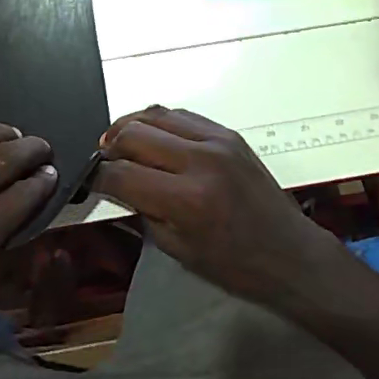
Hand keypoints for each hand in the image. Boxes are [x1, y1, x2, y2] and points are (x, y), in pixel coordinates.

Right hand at [94, 106, 344, 301]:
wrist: (290, 253)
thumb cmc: (232, 264)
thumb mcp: (176, 248)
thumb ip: (140, 210)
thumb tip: (112, 182)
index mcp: (186, 200)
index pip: (122, 174)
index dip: (98, 176)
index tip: (88, 179)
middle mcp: (200, 161)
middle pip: (133, 134)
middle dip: (109, 146)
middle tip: (102, 160)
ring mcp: (217, 141)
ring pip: (155, 114)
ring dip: (130, 126)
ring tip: (120, 142)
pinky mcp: (228, 133)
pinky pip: (181, 114)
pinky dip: (158, 122)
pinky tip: (152, 136)